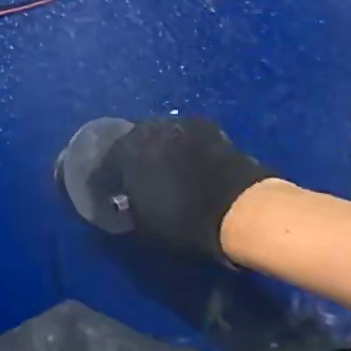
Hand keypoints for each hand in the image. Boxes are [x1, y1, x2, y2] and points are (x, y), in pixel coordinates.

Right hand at [111, 118, 277, 261]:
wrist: (245, 212)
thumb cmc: (185, 221)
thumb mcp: (145, 224)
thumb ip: (129, 207)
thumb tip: (124, 203)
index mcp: (122, 151)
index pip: (105, 163)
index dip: (107, 180)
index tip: (111, 195)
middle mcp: (146, 130)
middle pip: (133, 144)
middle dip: (134, 160)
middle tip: (139, 180)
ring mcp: (180, 127)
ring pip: (162, 139)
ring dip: (163, 153)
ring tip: (170, 174)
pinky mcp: (212, 131)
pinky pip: (190, 142)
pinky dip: (189, 154)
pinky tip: (193, 170)